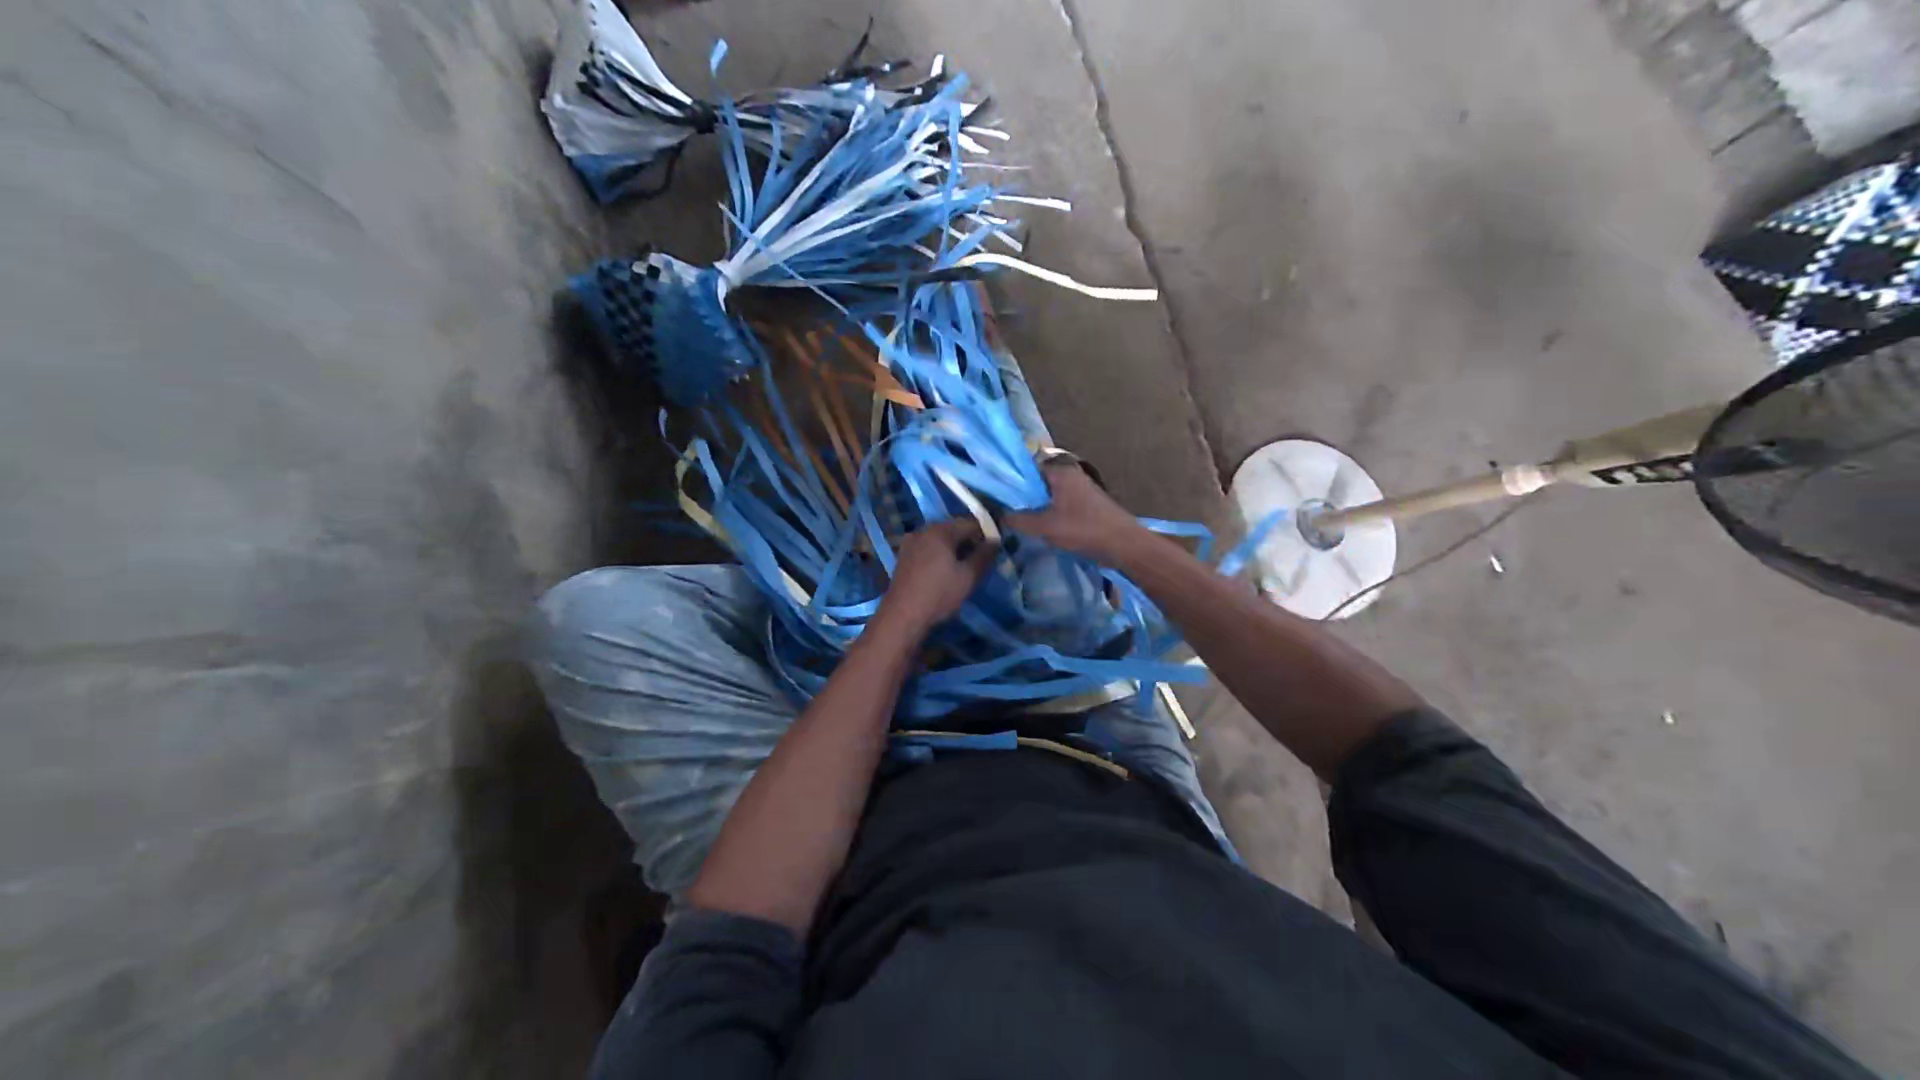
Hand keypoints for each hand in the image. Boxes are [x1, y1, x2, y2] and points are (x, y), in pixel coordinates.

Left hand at [878, 518, 997, 634]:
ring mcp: (910, 542)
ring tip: (964, 566)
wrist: (902, 615)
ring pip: (938, 539)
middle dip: (968, 540)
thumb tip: (995, 541)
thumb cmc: (939, 594)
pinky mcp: (903, 556)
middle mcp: (923, 530)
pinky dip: (938, 554)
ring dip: (953, 548)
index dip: (985, 533)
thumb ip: (984, 555)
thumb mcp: (968, 576)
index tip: (995, 547)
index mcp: (939, 531)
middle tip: (981, 558)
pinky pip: (927, 548)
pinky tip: (944, 570)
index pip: (969, 523)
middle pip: (952, 529)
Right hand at [1007, 460, 1144, 563]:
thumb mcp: (1046, 526)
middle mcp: (1071, 475)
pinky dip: (1048, 512)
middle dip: (1022, 494)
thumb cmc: (1084, 529)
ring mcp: (1080, 490)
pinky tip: (1038, 526)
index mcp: (1061, 472)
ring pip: (1048, 494)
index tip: (995, 492)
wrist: (1123, 545)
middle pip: (1038, 481)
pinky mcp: (1086, 505)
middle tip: (1002, 508)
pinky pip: (1059, 504)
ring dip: (1035, 505)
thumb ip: (1019, 520)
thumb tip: (999, 515)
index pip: (1028, 466)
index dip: (1011, 478)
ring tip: (1016, 519)